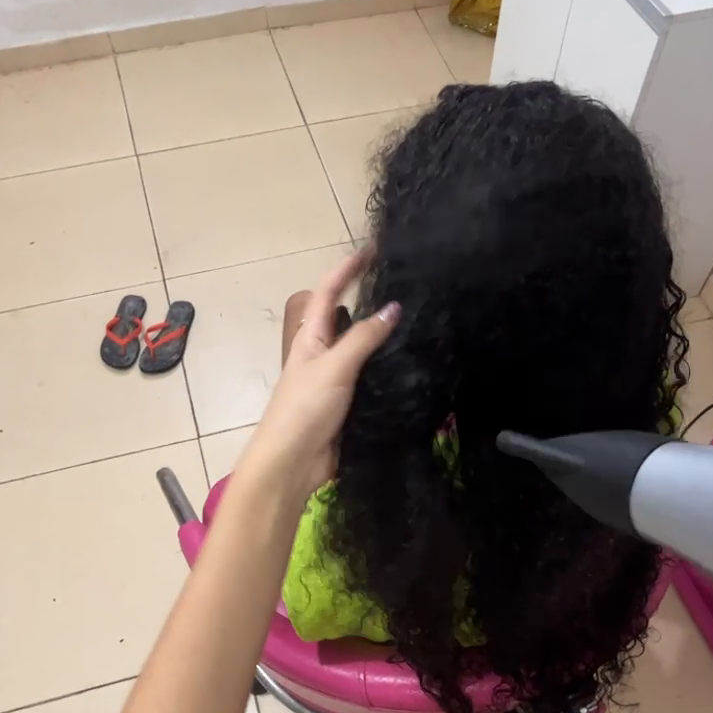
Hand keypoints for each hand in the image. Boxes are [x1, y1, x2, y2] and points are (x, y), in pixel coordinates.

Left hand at [241, 248, 399, 501]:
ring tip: (418, 323)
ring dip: (385, 337)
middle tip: (405, 286)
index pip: (330, 292)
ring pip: (364, 351)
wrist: (294, 463)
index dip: (347, 269)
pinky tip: (412, 367)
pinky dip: (390, 371)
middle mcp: (324, 355)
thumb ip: (364, 338)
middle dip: (370, 299)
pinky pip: (373, 381)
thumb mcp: (334, 366)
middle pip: (348, 319)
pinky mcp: (350, 407)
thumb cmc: (305, 409)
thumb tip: (393, 308)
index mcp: (312, 339)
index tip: (372, 250)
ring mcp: (337, 382)